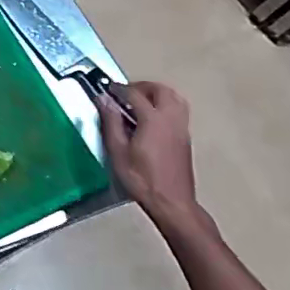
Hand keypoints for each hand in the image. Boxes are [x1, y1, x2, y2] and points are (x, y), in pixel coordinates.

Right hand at [99, 81, 199, 224]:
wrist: (171, 202)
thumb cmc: (141, 179)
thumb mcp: (118, 151)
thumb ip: (111, 122)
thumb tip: (104, 100)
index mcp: (153, 120)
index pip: (135, 94)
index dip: (119, 89)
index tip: (107, 90)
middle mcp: (171, 118)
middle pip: (160, 90)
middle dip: (141, 87)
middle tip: (124, 93)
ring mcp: (182, 127)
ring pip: (174, 97)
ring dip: (156, 93)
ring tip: (139, 102)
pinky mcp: (185, 137)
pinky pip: (178, 109)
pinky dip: (165, 104)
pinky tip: (152, 118)